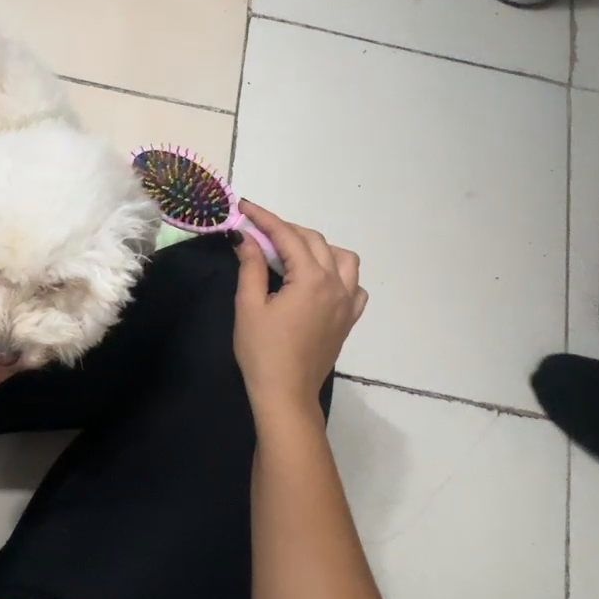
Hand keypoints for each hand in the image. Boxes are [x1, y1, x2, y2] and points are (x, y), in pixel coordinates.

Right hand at [232, 201, 368, 407]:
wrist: (286, 392)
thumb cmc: (262, 350)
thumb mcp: (249, 305)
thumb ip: (251, 265)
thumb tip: (245, 236)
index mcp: (311, 279)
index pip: (287, 236)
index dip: (264, 218)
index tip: (244, 206)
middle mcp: (337, 284)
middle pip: (315, 241)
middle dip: (286, 230)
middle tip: (257, 230)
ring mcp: (348, 302)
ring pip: (342, 258)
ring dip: (317, 247)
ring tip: (290, 253)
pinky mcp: (349, 318)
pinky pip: (354, 284)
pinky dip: (337, 273)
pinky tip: (317, 280)